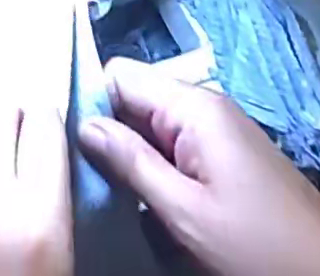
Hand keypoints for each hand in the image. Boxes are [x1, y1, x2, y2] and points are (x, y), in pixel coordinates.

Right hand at [78, 59, 319, 275]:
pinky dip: (152, 162)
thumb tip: (83, 123)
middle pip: (135, 97)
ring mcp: (215, 126)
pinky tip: (137, 193)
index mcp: (192, 104)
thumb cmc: (257, 245)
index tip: (63, 134)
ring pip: (150, 122)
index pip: (121, 74)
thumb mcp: (185, 211)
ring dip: (127, 150)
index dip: (90, 98)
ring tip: (99, 183)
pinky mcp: (224, 150)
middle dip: (106, 127)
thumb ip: (131, 161)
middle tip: (75, 168)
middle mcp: (202, 102)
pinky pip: (172, 141)